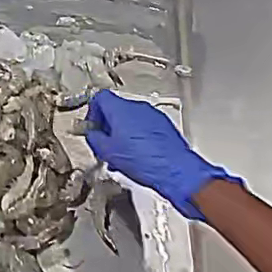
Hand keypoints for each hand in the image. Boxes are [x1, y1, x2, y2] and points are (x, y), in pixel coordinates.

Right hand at [85, 90, 239, 219]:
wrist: (178, 174)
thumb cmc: (146, 161)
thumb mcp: (107, 152)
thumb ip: (94, 138)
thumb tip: (92, 135)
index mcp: (120, 108)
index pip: (99, 98)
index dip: (92, 113)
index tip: (93, 127)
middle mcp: (138, 107)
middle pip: (116, 108)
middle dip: (108, 125)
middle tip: (105, 142)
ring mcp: (154, 116)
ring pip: (131, 119)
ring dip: (124, 133)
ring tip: (122, 154)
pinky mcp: (166, 128)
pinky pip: (146, 127)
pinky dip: (138, 138)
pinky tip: (138, 157)